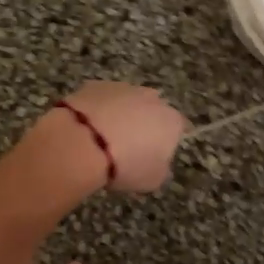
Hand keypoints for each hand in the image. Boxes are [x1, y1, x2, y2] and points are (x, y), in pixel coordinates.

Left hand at [52, 81, 187, 193]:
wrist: (85, 141)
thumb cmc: (125, 165)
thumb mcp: (152, 180)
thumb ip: (160, 167)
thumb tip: (157, 161)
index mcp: (171, 120)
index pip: (179, 127)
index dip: (167, 140)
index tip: (156, 153)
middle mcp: (152, 98)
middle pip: (153, 109)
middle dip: (144, 123)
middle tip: (130, 145)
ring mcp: (124, 87)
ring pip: (128, 100)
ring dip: (121, 114)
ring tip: (105, 138)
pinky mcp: (98, 84)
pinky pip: (104, 98)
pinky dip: (99, 109)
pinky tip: (87, 127)